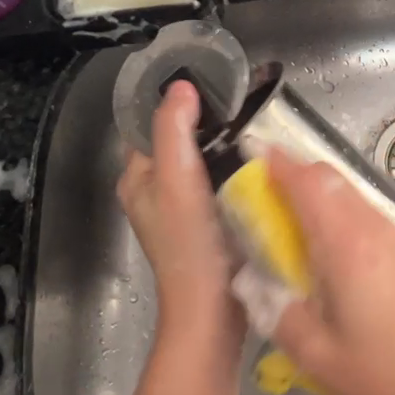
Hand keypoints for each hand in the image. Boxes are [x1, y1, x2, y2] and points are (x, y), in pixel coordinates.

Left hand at [117, 81, 242, 345]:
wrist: (213, 311)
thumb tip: (181, 86)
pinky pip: (220, 182)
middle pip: (180, 141)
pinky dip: (235, 169)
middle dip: (207, 121)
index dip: (176, 102)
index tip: (213, 83)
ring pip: (202, 161)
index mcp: (137, 179)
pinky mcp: (208, 224)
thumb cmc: (189, 243)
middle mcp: (155, 192)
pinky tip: (257, 164)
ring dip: (224, 145)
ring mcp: (182, 210)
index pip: (151, 124)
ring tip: (255, 127)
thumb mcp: (176, 179)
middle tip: (243, 103)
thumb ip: (173, 131)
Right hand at [264, 151, 394, 394]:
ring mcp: (391, 235)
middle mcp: (370, 227)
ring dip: (314, 189)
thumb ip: (275, 310)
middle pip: (330, 177)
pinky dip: (333, 207)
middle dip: (293, 172)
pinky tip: (319, 240)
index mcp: (345, 243)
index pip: (308, 182)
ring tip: (282, 211)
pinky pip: (360, 210)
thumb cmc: (382, 372)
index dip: (277, 163)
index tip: (249, 153)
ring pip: (348, 191)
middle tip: (258, 188)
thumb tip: (252, 281)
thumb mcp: (314, 354)